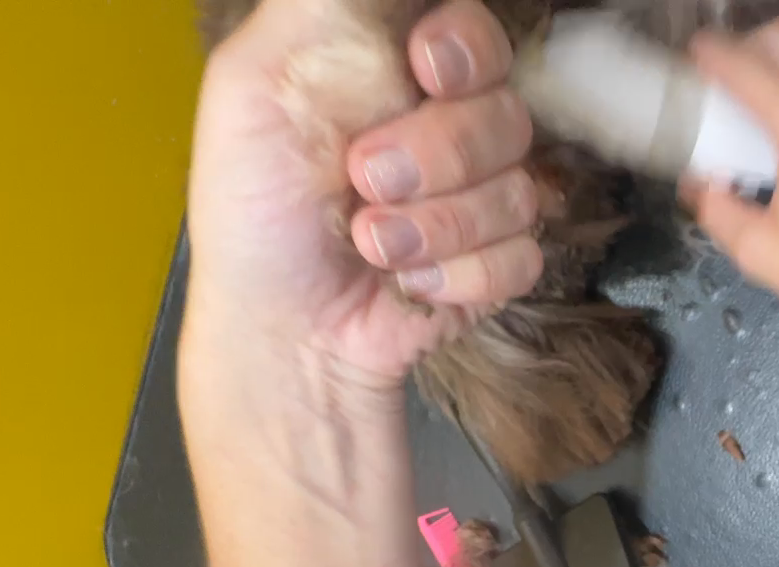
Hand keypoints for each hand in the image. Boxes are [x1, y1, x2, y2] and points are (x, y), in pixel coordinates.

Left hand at [183, 0, 539, 395]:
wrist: (288, 323)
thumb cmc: (258, 209)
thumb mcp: (254, 88)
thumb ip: (323, 18)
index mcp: (399, 73)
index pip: (476, 33)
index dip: (468, 48)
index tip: (426, 71)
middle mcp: (454, 131)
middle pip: (508, 116)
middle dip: (440, 155)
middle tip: (368, 180)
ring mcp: (487, 202)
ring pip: (519, 195)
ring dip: (441, 229)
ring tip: (376, 246)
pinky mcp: (504, 264)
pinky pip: (523, 259)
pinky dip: (462, 278)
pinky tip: (414, 283)